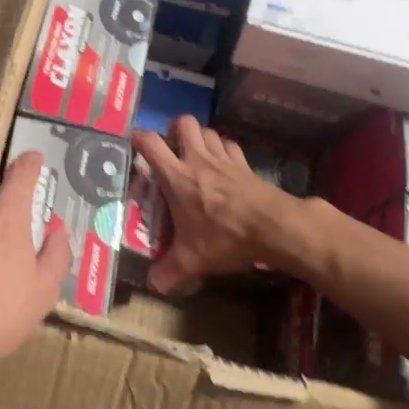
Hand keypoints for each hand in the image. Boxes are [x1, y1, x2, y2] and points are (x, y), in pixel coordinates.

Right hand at [131, 115, 294, 295]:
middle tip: (172, 148)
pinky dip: (224, 149)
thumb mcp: (193, 260)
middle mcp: (198, 160)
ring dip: (200, 137)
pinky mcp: (246, 164)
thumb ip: (170, 272)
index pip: (151, 143)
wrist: (274, 227)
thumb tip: (152, 285)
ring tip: (196, 154)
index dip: (139, 137)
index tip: (134, 143)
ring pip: (208, 130)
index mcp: (177, 177)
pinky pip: (230, 145)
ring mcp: (224, 159)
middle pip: (183, 123)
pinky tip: (224, 164)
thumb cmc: (226, 237)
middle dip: (174, 129)